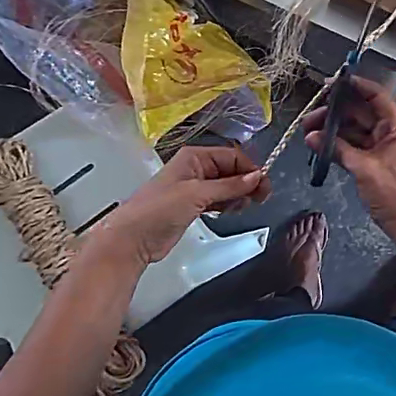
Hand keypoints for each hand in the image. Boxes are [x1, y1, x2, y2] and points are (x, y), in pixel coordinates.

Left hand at [84, 146, 270, 269]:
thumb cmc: (159, 210)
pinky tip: (232, 210)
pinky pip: (219, 199)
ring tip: (242, 206)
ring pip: (226, 185)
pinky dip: (228, 203)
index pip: (232, 156)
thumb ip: (230, 185)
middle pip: (231, 170)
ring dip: (238, 194)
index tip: (264, 185)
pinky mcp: (193, 205)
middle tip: (259, 198)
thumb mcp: (197, 193)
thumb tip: (257, 176)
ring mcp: (194, 187)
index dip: (249, 169)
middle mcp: (195, 168)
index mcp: (194, 157)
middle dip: (246, 182)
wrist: (131, 239)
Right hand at [303, 76, 395, 239]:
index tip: (332, 84)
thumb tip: (312, 137)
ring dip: (333, 130)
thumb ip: (337, 150)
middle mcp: (390, 132)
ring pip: (354, 129)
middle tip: (310, 116)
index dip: (355, 86)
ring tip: (309, 132)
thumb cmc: (394, 194)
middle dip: (335, 113)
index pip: (376, 96)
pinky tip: (319, 145)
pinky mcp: (373, 161)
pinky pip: (353, 145)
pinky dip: (337, 144)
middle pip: (360, 113)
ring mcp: (381, 146)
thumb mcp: (364, 168)